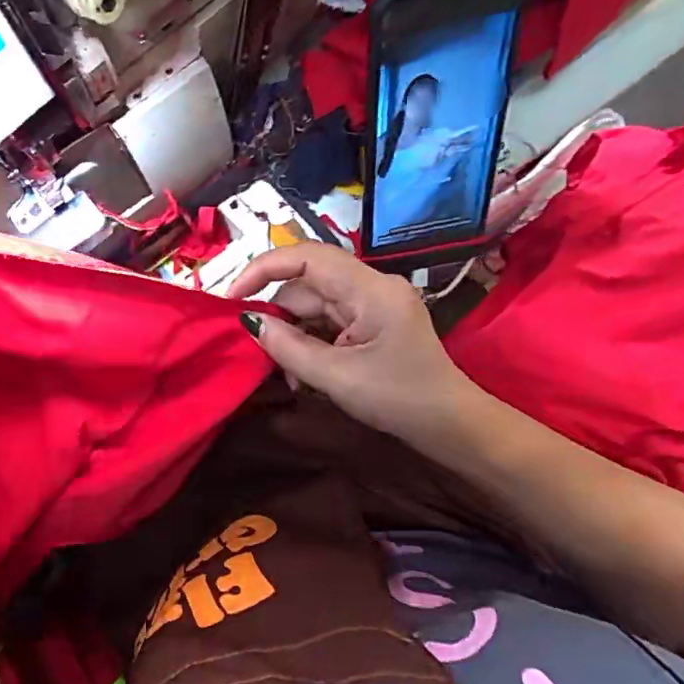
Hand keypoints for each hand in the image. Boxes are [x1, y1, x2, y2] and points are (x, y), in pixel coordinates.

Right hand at [229, 243, 480, 441]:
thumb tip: (249, 322)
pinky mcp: (369, 324)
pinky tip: (303, 374)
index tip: (233, 297)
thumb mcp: (335, 377)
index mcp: (370, 289)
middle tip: (257, 353)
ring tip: (287, 376)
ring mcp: (371, 305)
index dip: (264, 269)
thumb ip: (287, 346)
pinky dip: (307, 344)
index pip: (307, 256)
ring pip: (312, 307)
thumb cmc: (398, 398)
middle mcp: (370, 287)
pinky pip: (325, 323)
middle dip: (278, 317)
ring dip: (291, 337)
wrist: (450, 426)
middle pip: (306, 286)